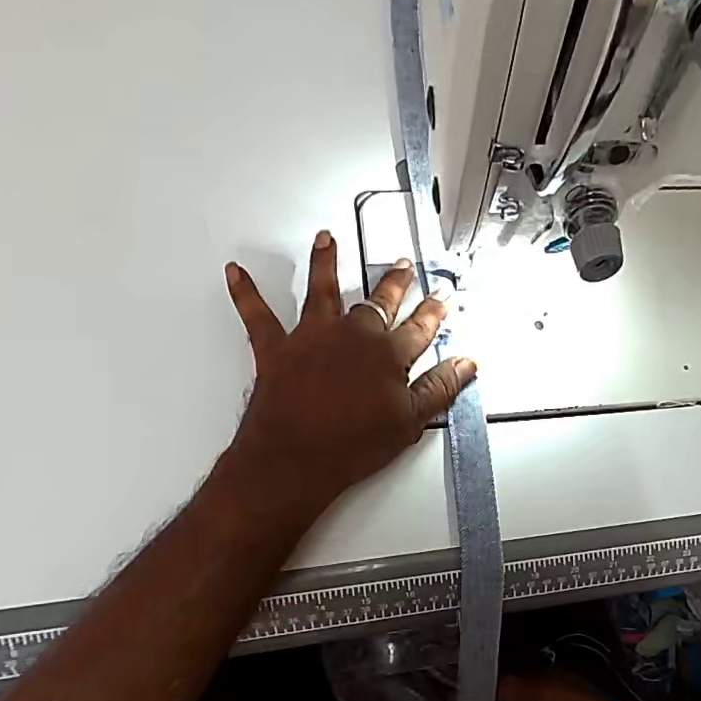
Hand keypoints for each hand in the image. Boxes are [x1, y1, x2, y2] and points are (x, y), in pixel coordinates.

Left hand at [222, 230, 475, 514]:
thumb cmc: (348, 446)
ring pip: (321, 289)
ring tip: (327, 240)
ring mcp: (312, 338)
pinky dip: (245, 293)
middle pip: (378, 300)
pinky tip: (236, 273)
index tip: (441, 299)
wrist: (295, 460)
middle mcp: (351, 335)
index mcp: (387, 354)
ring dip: (325, 261)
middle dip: (393, 282)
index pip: (419, 326)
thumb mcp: (408, 423)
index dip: (433, 311)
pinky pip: (257, 315)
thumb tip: (465, 366)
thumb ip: (439, 389)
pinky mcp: (277, 349)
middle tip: (402, 266)